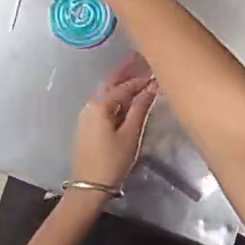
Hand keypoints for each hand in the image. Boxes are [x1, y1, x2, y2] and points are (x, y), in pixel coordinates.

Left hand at [72, 54, 159, 189]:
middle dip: (126, 71)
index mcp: (100, 105)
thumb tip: (151, 88)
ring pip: (107, 93)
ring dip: (122, 82)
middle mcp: (91, 105)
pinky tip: (127, 96)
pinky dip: (117, 96)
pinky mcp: (89, 125)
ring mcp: (88, 115)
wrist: (88, 187)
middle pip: (111, 83)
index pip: (124, 86)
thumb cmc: (111, 161)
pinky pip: (105, 103)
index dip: (141, 79)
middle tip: (140, 57)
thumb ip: (140, 109)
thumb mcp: (130, 135)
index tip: (156, 71)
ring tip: (137, 72)